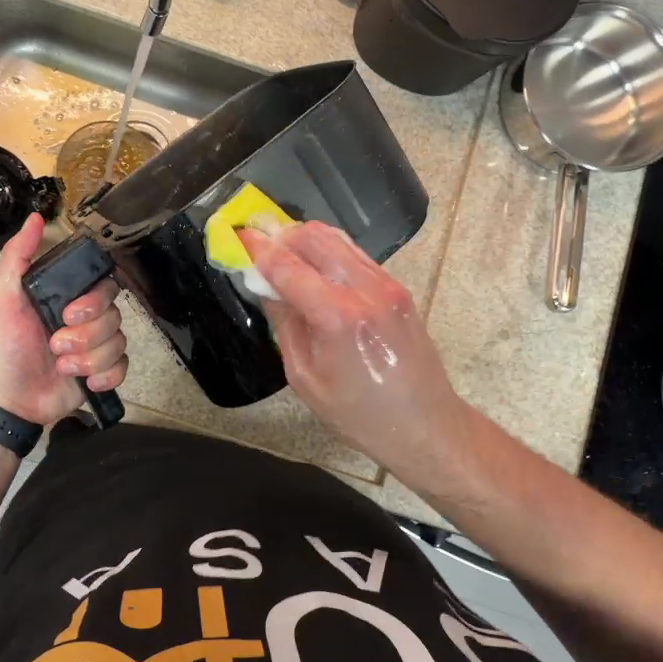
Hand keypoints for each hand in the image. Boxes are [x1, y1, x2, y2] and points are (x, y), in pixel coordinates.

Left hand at [0, 214, 128, 425]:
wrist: (11, 397)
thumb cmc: (5, 344)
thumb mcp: (4, 296)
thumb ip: (16, 256)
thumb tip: (34, 218)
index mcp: (68, 297)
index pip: (104, 286)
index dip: (93, 301)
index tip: (68, 314)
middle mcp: (87, 318)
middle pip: (114, 315)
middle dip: (86, 335)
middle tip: (57, 345)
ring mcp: (96, 345)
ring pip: (119, 342)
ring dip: (89, 358)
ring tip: (62, 366)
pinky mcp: (103, 371)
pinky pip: (123, 367)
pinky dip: (105, 375)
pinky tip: (85, 382)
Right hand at [241, 222, 470, 475]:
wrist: (425, 426)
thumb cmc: (360, 414)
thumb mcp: (305, 377)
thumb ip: (284, 323)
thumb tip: (264, 285)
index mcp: (338, 317)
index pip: (287, 266)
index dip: (258, 248)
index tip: (238, 235)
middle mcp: (366, 290)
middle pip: (313, 237)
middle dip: (280, 237)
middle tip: (258, 248)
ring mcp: (386, 284)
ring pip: (336, 238)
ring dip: (303, 241)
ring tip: (282, 257)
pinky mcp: (397, 287)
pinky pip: (354, 254)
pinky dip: (327, 253)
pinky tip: (313, 271)